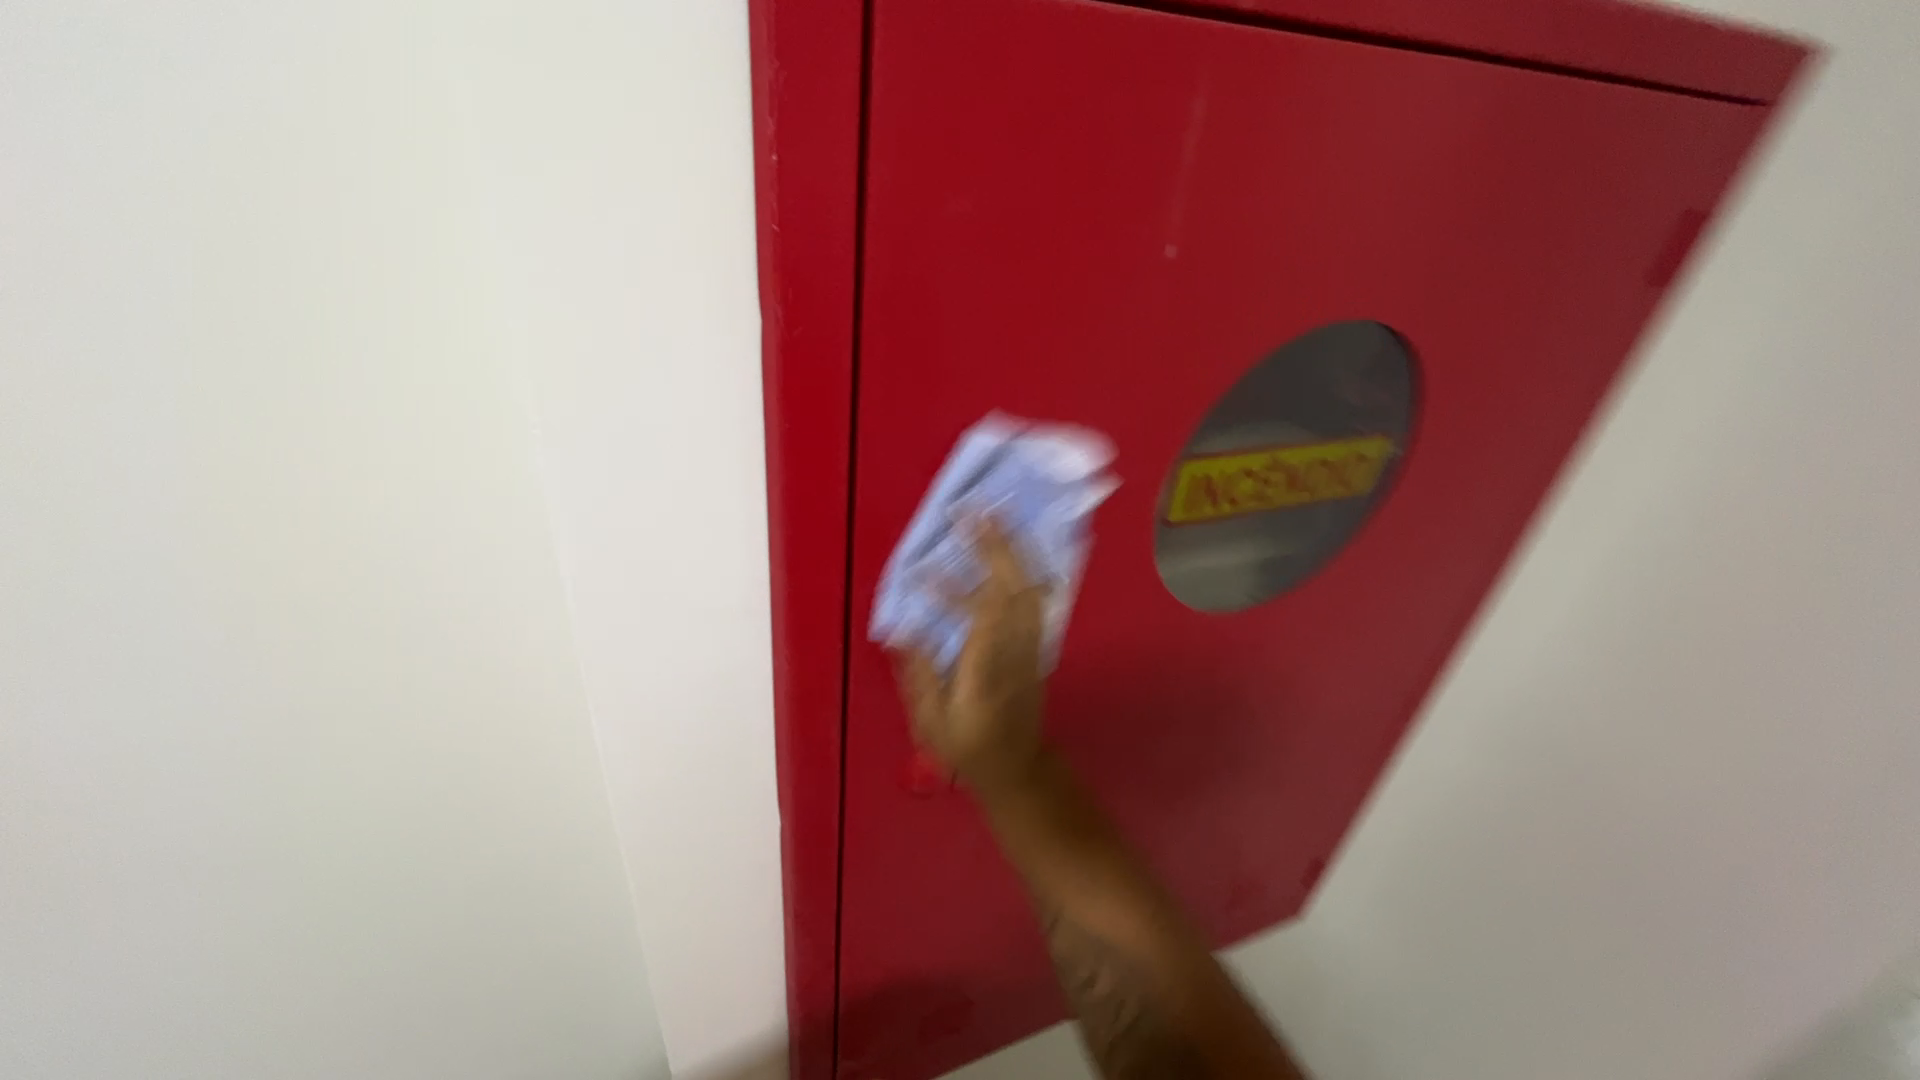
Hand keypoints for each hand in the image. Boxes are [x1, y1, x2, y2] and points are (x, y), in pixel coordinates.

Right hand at [894, 514, 1048, 793]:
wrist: (1017, 766)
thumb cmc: (968, 746)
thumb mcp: (932, 720)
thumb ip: (919, 672)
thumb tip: (902, 626)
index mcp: (987, 671)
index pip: (981, 616)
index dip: (956, 586)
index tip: (924, 569)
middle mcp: (1017, 651)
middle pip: (1016, 590)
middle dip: (999, 547)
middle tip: (976, 512)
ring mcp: (1033, 646)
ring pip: (1032, 589)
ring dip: (1015, 550)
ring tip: (994, 518)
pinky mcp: (1038, 643)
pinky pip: (1037, 598)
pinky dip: (1026, 567)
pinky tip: (1012, 549)